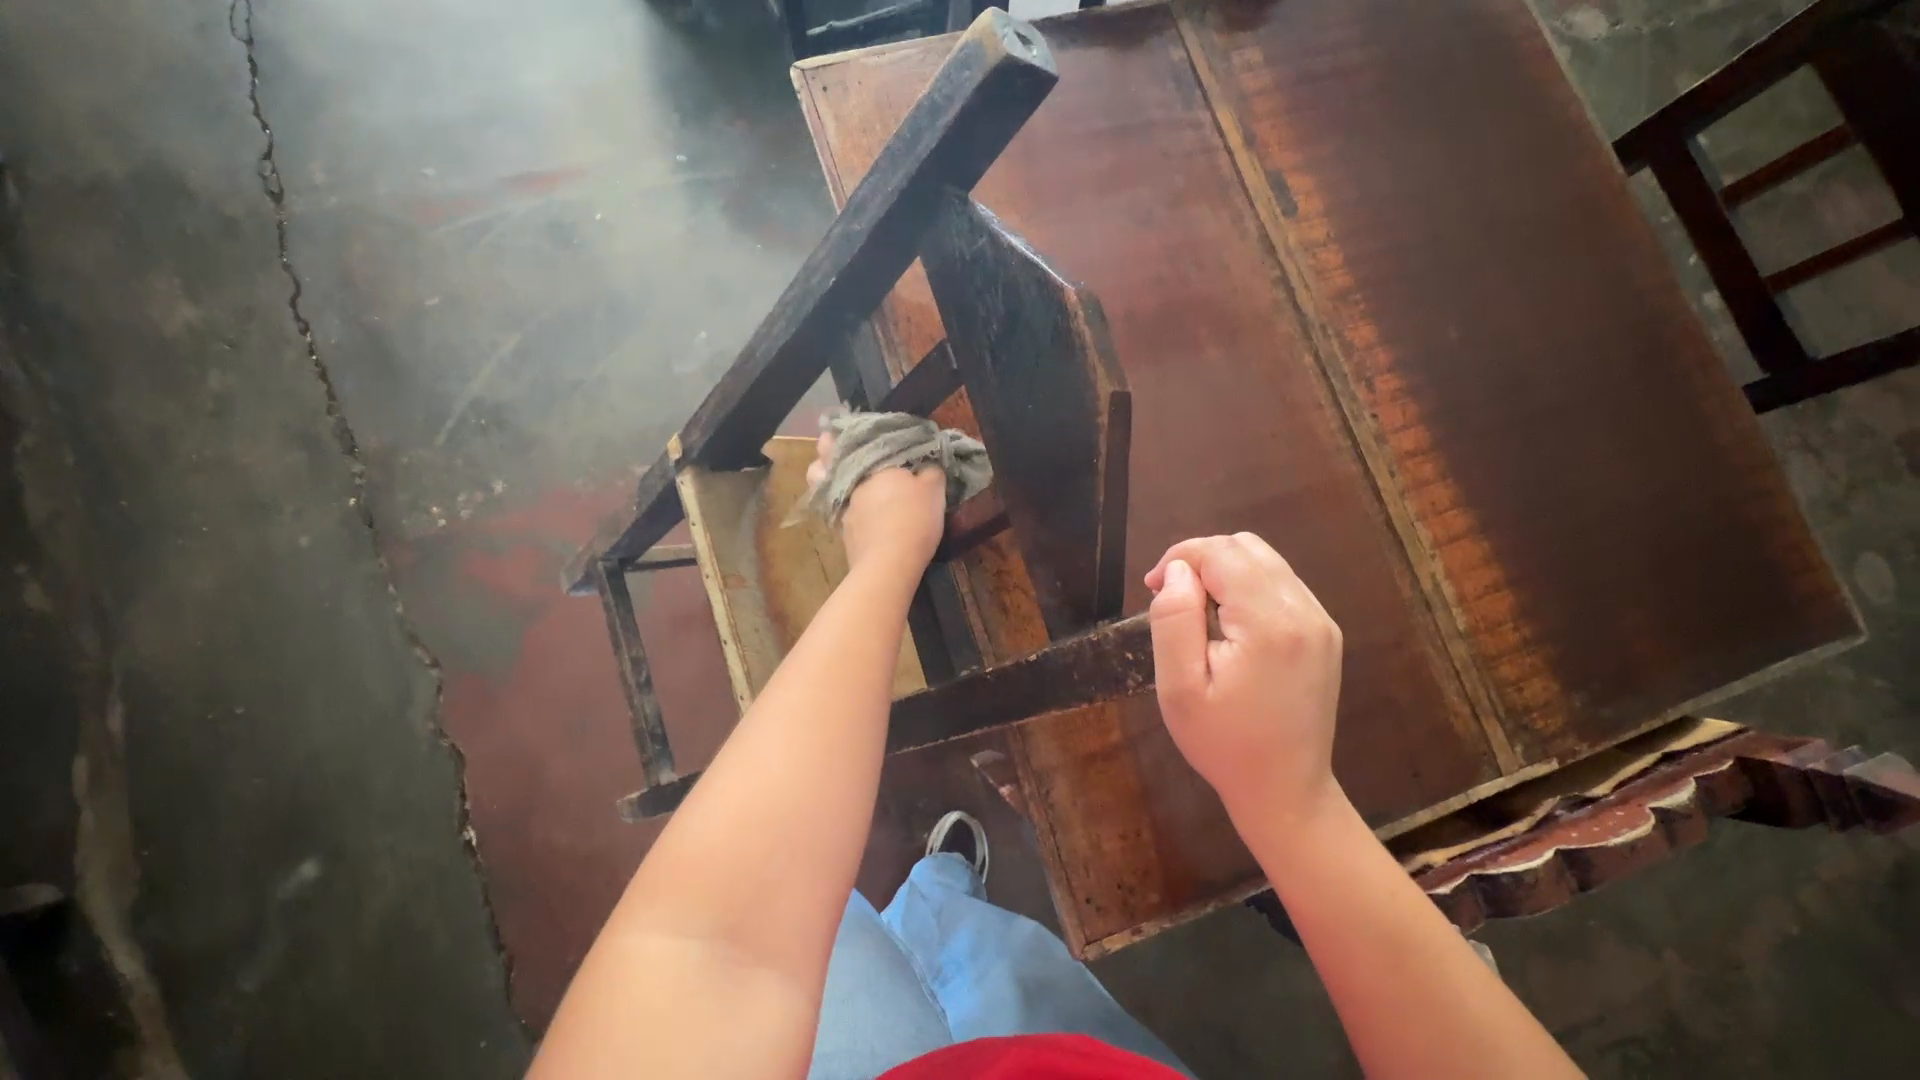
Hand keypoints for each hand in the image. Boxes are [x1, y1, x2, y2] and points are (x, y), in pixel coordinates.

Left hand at [807, 431, 945, 573]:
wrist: (890, 562)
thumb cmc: (913, 518)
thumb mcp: (933, 490)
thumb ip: (930, 472)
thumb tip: (928, 466)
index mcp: (874, 463)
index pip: (860, 439)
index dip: (853, 430)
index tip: (848, 422)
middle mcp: (852, 480)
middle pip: (830, 458)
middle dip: (828, 449)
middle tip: (827, 441)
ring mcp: (843, 506)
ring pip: (824, 483)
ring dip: (822, 475)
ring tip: (826, 471)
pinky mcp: (841, 531)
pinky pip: (834, 507)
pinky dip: (835, 502)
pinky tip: (845, 504)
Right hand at [1145, 533, 1344, 828]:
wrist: (1284, 790)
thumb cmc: (1222, 743)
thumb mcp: (1179, 688)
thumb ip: (1174, 620)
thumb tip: (1177, 571)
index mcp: (1269, 622)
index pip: (1221, 553)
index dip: (1180, 558)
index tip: (1152, 589)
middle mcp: (1304, 611)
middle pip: (1247, 547)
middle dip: (1202, 560)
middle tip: (1172, 599)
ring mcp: (1321, 621)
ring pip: (1267, 561)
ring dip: (1225, 572)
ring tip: (1199, 613)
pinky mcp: (1325, 634)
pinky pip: (1282, 585)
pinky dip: (1249, 589)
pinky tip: (1231, 627)